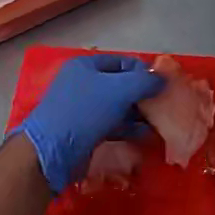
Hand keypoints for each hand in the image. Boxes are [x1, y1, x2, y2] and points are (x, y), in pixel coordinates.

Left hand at [11, 54, 165, 192]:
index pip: (122, 62)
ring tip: (158, 122)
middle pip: (120, 85)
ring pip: (117, 107)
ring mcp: (83, 109)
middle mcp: (83, 84)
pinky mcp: (85, 131)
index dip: (142, 71)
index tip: (162, 85)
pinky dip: (128, 128)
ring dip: (137, 113)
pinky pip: (111, 124)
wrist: (52, 153)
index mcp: (86, 66)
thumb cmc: (85, 112)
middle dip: (142, 95)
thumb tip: (162, 78)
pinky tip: (144, 135)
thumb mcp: (118, 90)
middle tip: (163, 105)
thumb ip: (143, 81)